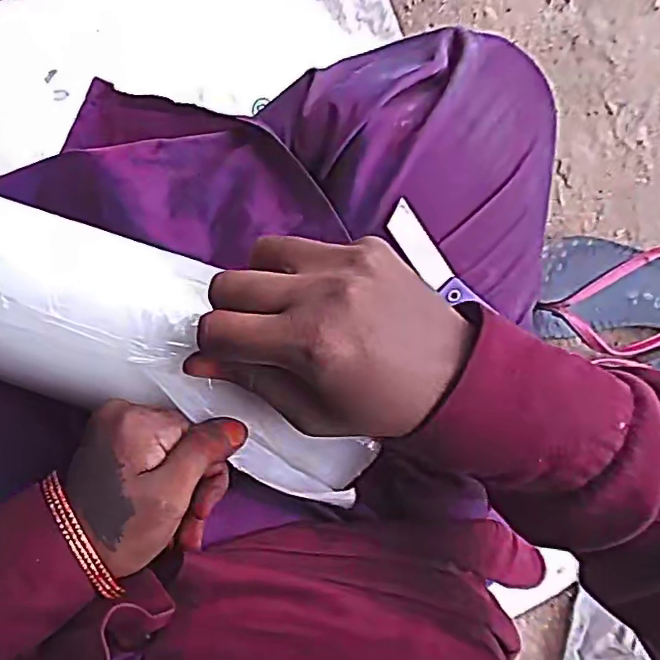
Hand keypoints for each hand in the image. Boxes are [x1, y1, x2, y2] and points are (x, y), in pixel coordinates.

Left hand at [64, 402, 246, 576]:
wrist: (75, 553)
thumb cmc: (116, 532)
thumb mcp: (171, 494)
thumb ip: (204, 453)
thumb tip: (231, 429)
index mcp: (134, 419)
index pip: (199, 434)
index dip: (206, 474)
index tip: (197, 506)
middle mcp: (119, 415)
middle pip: (185, 444)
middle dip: (193, 488)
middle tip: (186, 523)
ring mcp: (112, 431)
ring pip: (172, 455)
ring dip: (180, 495)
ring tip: (174, 527)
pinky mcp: (109, 448)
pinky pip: (152, 459)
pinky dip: (161, 488)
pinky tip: (159, 515)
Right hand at [184, 236, 475, 438]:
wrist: (456, 380)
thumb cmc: (381, 405)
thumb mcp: (308, 412)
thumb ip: (249, 381)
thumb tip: (203, 360)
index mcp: (308, 343)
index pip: (218, 327)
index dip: (209, 342)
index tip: (221, 349)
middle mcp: (324, 294)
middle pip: (228, 282)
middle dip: (226, 309)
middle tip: (248, 328)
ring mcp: (348, 263)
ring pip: (260, 251)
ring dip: (260, 280)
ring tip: (282, 305)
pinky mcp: (367, 247)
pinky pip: (306, 247)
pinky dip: (301, 269)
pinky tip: (323, 294)